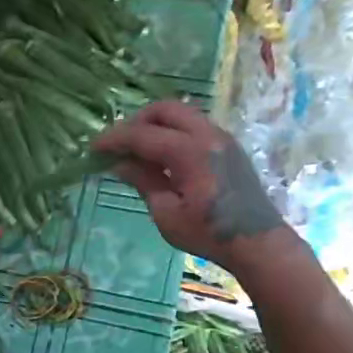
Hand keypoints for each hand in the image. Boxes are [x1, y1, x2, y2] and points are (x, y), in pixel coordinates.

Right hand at [94, 102, 292, 274]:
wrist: (258, 242)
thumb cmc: (209, 234)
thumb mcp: (167, 213)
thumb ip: (144, 181)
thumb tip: (120, 164)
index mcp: (190, 151)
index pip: (143, 135)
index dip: (115, 139)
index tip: (94, 147)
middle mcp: (208, 134)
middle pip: (165, 109)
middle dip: (137, 121)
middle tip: (119, 143)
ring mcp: (222, 138)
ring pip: (183, 114)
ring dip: (157, 125)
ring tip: (140, 150)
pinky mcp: (229, 147)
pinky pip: (195, 126)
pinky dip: (174, 132)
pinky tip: (164, 157)